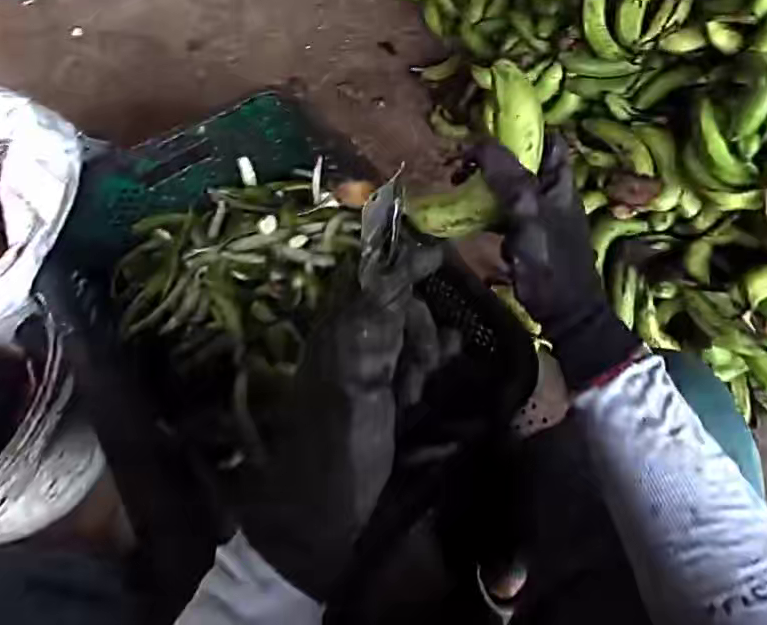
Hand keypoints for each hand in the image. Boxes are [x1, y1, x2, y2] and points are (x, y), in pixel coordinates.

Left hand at [241, 192, 444, 599]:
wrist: (324, 516)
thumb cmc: (338, 442)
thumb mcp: (357, 373)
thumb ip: (377, 314)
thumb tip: (399, 257)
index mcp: (338, 325)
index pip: (376, 272)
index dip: (408, 259)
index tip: (443, 251)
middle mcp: (352, 334)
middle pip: (400, 300)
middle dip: (419, 322)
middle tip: (424, 358)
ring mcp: (368, 361)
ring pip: (412, 327)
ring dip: (425, 348)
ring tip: (419, 384)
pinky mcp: (382, 385)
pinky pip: (415, 354)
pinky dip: (429, 359)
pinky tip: (436, 372)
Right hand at [476, 137, 639, 388]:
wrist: (564, 311)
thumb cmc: (551, 259)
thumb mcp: (529, 213)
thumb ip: (509, 177)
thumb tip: (479, 143)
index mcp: (560, 180)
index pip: (548, 139)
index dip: (524, 127)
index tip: (489, 125)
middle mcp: (551, 191)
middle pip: (523, 160)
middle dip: (495, 154)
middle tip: (465, 155)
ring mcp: (538, 213)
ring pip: (510, 185)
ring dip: (486, 180)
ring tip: (459, 178)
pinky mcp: (525, 235)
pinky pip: (502, 211)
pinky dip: (485, 206)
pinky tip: (467, 210)